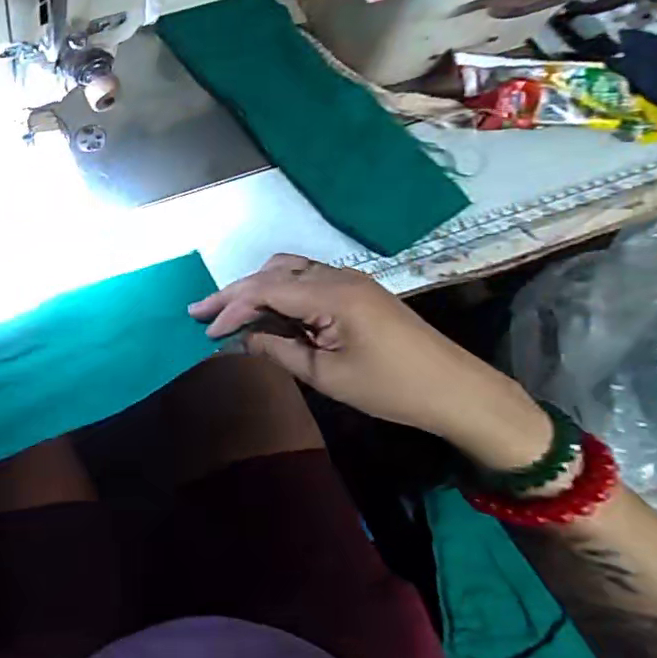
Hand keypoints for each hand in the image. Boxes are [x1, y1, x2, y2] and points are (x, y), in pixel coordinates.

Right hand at [188, 254, 550, 469]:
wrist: (454, 388)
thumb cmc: (390, 388)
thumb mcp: (327, 375)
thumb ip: (280, 350)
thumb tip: (244, 338)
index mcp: (330, 294)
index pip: (265, 289)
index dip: (231, 306)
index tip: (205, 328)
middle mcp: (338, 275)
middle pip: (274, 272)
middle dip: (236, 292)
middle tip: (203, 311)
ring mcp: (350, 279)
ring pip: (290, 269)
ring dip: (258, 286)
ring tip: (231, 310)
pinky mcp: (358, 290)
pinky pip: (309, 278)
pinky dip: (281, 289)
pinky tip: (270, 309)